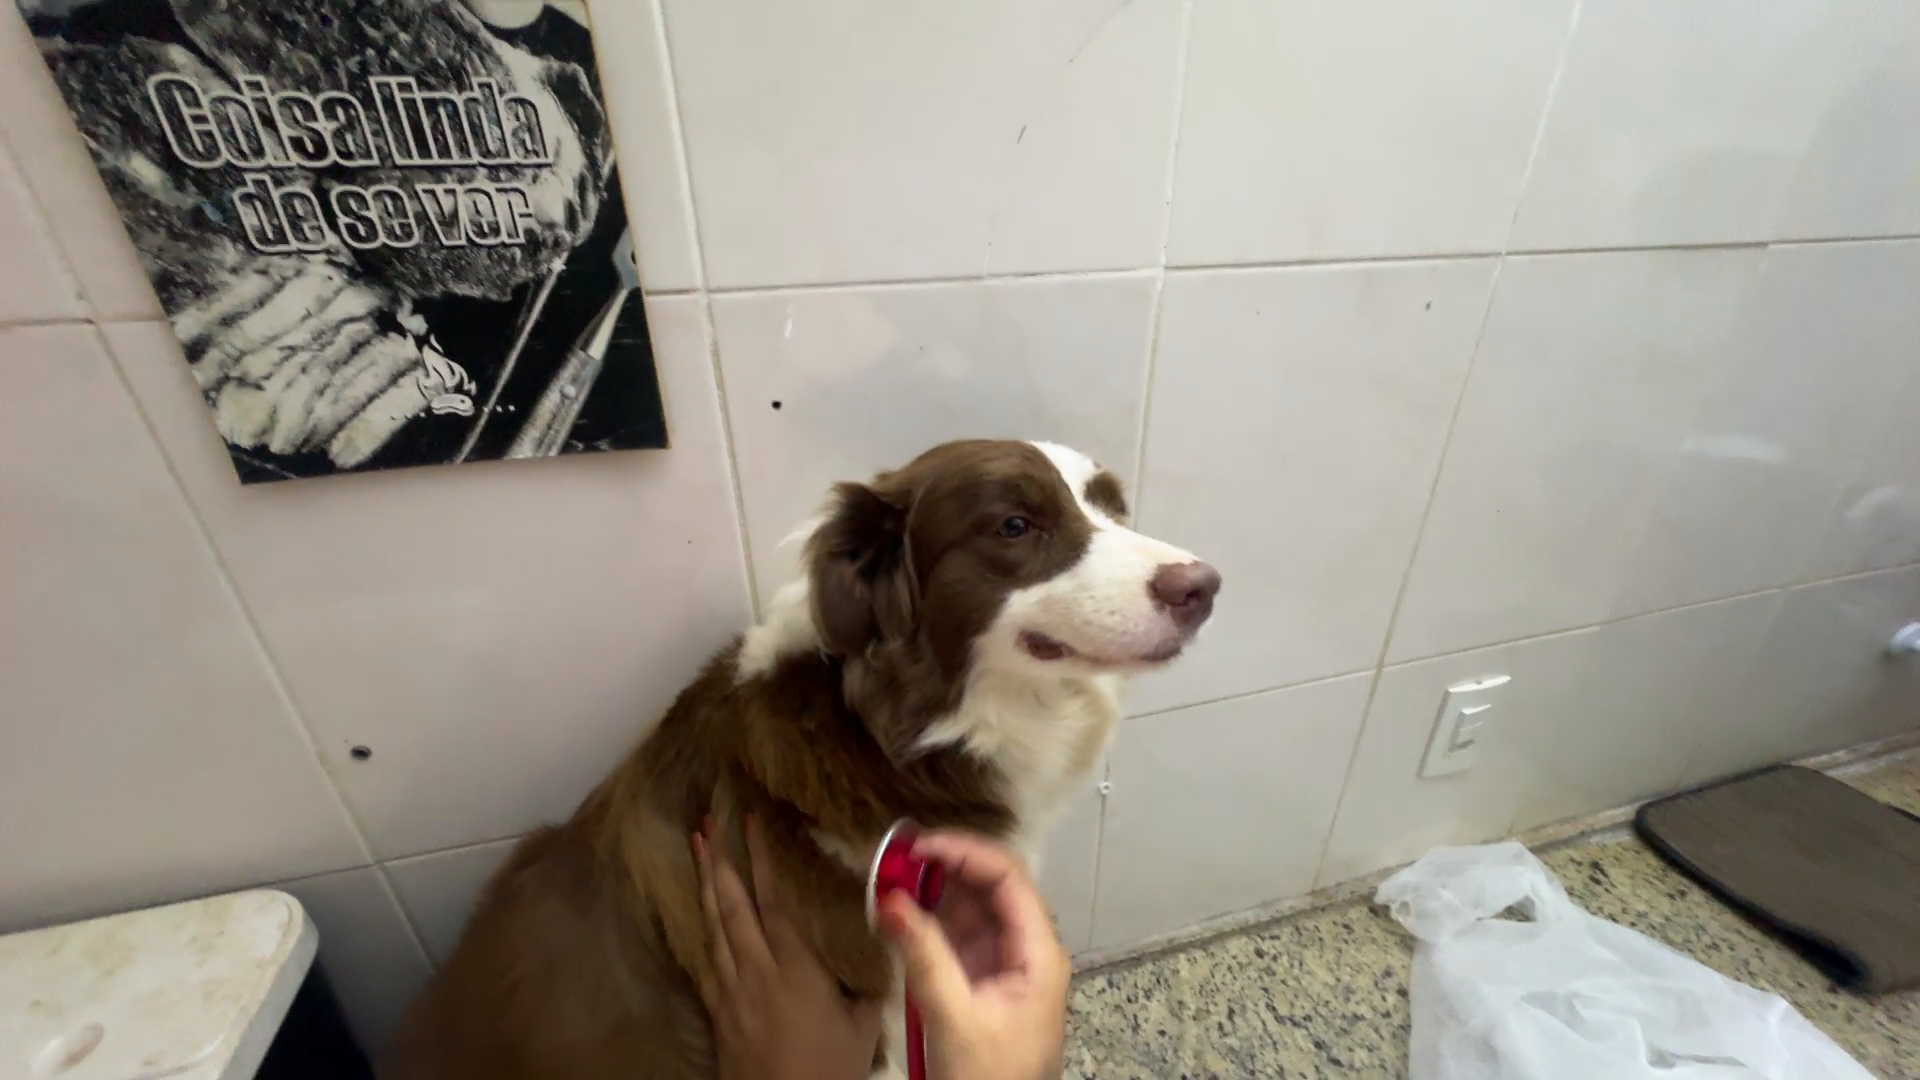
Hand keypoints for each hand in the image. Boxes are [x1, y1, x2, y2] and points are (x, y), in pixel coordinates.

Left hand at [693, 818, 882, 1079]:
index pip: (772, 897)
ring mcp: (730, 990)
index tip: (752, 820)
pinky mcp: (719, 1012)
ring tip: (699, 848)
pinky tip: (703, 912)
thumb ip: (866, 978)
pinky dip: (704, 925)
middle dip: (720, 859)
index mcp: (793, 964)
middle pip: (731, 904)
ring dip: (706, 884)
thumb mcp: (862, 1023)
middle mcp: (755, 969)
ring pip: (713, 925)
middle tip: (709, 820)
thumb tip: (883, 941)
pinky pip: (708, 956)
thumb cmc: (828, 1069)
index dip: (761, 856)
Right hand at [878, 833, 1070, 1079]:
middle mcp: (1027, 944)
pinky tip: (902, 903)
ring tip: (895, 870)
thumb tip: (888, 898)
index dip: (965, 851)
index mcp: (1039, 951)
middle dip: (948, 862)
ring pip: (973, 901)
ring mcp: (1004, 958)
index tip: (920, 845)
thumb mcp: (953, 1019)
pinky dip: (930, 912)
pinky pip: (958, 928)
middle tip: (900, 853)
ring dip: (935, 883)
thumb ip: (923, 956)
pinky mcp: (982, 973)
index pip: (1008, 877)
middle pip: (992, 883)